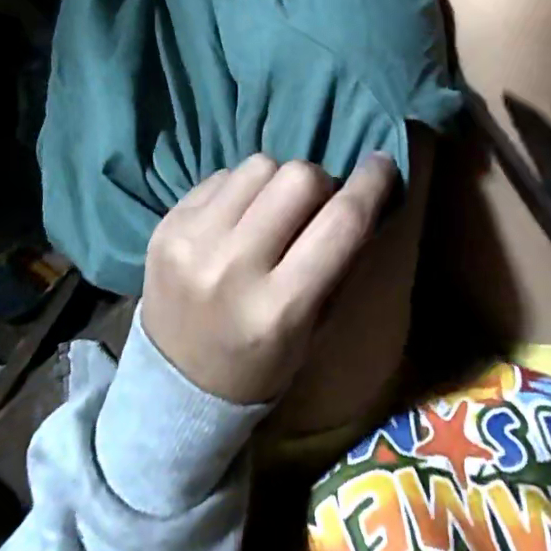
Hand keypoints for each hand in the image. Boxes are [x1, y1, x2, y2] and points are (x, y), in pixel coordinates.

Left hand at [142, 152, 397, 403]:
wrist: (174, 387)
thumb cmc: (261, 363)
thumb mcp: (315, 330)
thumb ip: (341, 262)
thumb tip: (362, 195)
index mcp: (280, 309)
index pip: (342, 223)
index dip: (371, 184)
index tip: (383, 163)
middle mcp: (233, 269)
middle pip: (299, 177)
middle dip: (320, 182)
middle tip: (316, 205)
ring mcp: (192, 242)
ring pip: (260, 165)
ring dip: (278, 181)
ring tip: (272, 212)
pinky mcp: (166, 225)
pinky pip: (222, 175)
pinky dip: (241, 189)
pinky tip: (237, 219)